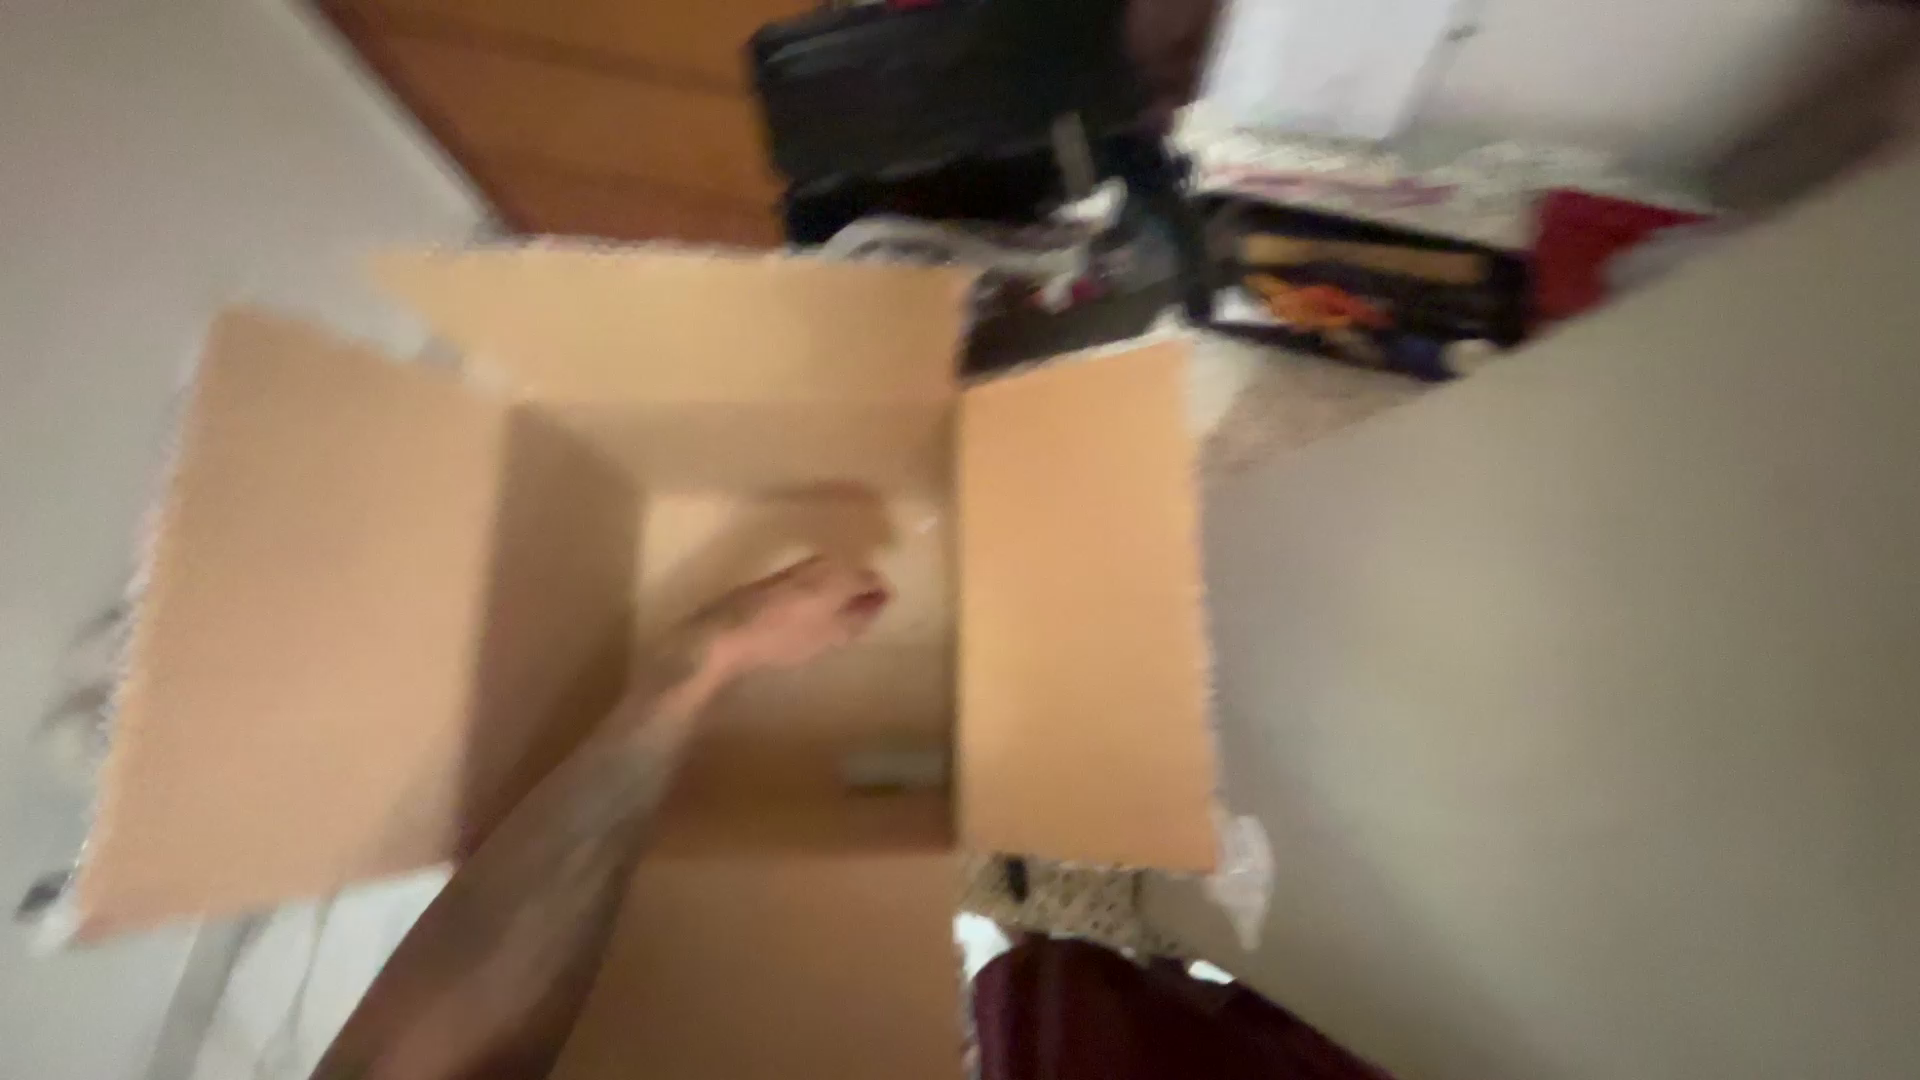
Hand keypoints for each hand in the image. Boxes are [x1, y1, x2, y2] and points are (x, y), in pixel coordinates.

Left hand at [694, 556, 889, 678]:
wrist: (728, 632)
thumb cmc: (786, 637)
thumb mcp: (830, 634)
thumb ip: (859, 618)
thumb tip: (880, 602)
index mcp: (838, 575)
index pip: (871, 577)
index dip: (881, 593)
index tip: (885, 608)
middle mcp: (819, 564)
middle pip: (850, 571)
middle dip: (860, 589)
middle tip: (864, 613)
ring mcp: (795, 568)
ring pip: (829, 574)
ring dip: (839, 590)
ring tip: (840, 615)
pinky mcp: (777, 578)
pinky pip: (811, 579)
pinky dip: (820, 592)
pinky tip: (813, 612)